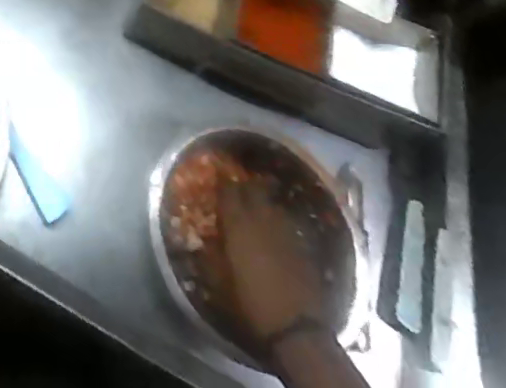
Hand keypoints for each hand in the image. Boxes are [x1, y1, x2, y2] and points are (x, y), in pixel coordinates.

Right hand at [217, 180, 328, 341]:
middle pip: (256, 190)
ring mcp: (287, 235)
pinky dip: (281, 221)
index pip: (229, 192)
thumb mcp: (219, 279)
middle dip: (248, 184)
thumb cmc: (251, 303)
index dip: (223, 182)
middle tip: (241, 183)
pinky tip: (278, 228)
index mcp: (238, 226)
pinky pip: (290, 225)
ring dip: (266, 200)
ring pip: (275, 205)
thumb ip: (209, 254)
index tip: (218, 176)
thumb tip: (200, 239)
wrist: (296, 329)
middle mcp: (262, 222)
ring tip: (260, 201)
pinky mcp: (305, 250)